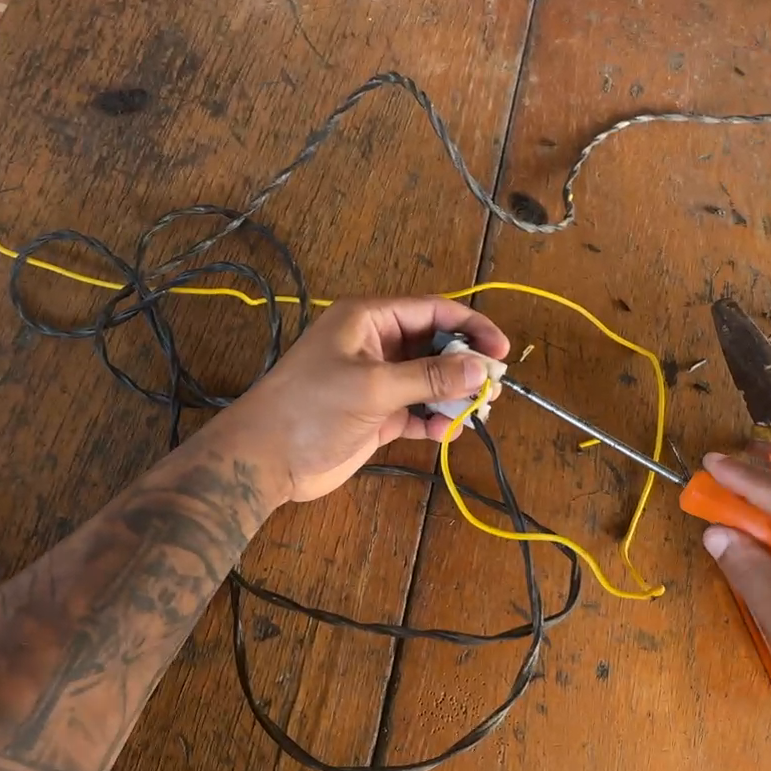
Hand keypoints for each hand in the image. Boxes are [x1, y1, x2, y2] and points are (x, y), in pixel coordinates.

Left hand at [213, 297, 509, 502]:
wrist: (268, 458)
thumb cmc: (313, 408)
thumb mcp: (374, 387)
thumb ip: (428, 377)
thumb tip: (480, 369)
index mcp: (370, 320)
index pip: (432, 312)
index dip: (471, 328)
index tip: (501, 352)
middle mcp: (376, 346)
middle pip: (435, 347)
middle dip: (465, 366)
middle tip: (493, 390)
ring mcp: (378, 382)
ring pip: (430, 382)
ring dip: (454, 396)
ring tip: (477, 413)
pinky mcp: (378, 416)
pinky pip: (418, 412)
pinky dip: (434, 421)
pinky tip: (446, 434)